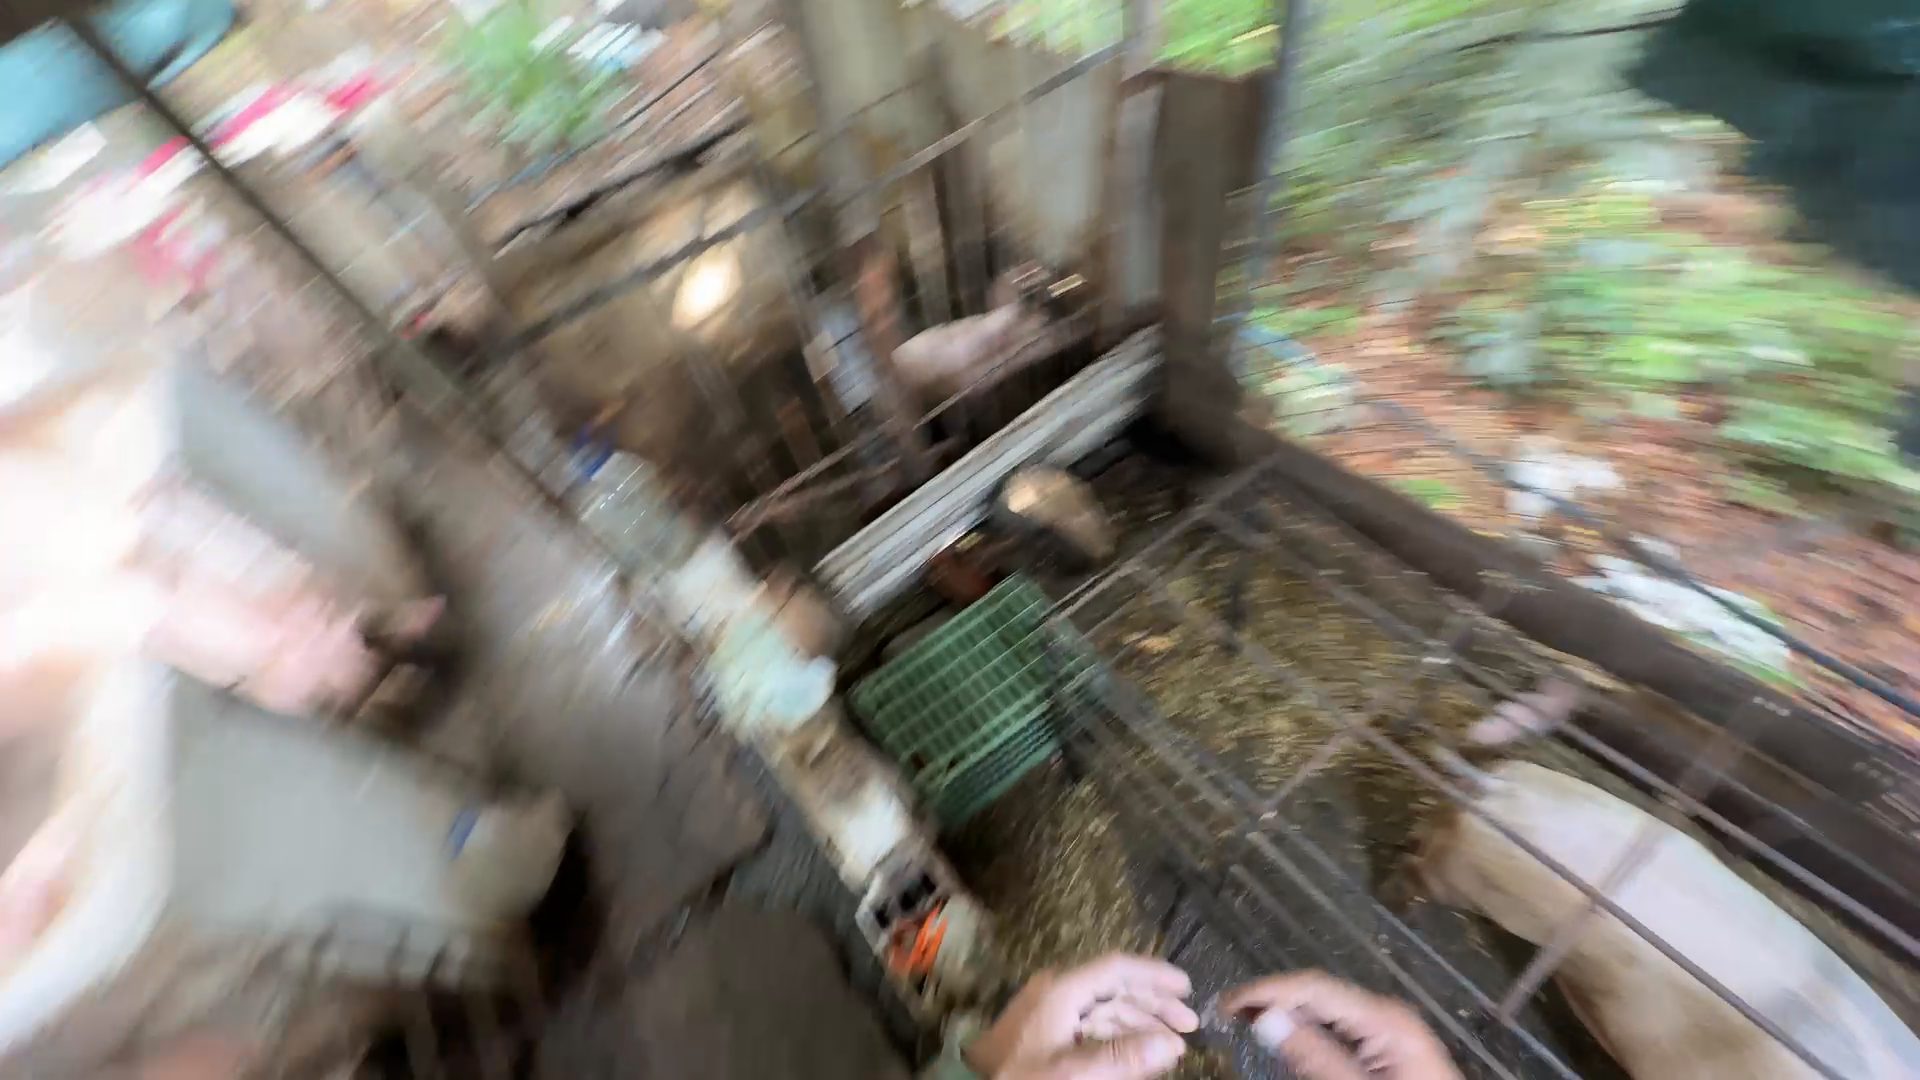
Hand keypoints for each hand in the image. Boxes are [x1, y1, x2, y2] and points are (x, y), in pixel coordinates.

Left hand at [967, 953, 1198, 1079]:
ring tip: (1173, 1042)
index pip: (1116, 968)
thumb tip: (1172, 1045)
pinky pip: (1091, 1022)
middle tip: (1190, 1023)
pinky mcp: (1047, 1028)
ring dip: (1139, 1020)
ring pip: (1104, 1005)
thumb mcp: (1074, 1074)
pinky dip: (1117, 1033)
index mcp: (1063, 989)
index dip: (1153, 975)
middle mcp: (1058, 989)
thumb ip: (1122, 1058)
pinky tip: (1137, 1049)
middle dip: (1153, 1002)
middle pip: (1114, 986)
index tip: (1186, 986)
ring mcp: (1051, 1007)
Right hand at [1222, 971, 1461, 1079]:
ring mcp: (1391, 1032)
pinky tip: (1288, 1038)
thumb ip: (1315, 1059)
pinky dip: (1310, 1031)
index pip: (1312, 988)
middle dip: (1273, 999)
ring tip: (1248, 1020)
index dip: (1266, 991)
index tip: (1227, 1004)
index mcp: (1386, 1020)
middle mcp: (1388, 1015)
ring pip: (1326, 1010)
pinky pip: (1340, 1029)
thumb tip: (1264, 1017)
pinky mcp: (1390, 1051)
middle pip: (1318, 994)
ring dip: (1288, 1014)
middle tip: (1230, 1013)